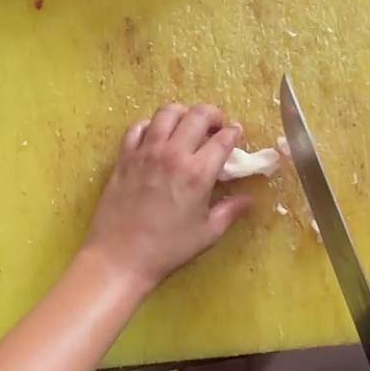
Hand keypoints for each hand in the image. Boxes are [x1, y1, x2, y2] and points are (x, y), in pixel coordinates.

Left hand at [80, 103, 251, 291]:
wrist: (120, 258)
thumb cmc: (167, 250)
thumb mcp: (207, 234)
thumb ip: (230, 211)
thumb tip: (249, 200)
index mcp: (198, 173)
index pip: (222, 139)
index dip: (233, 132)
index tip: (235, 133)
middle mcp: (173, 154)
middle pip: (198, 115)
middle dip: (213, 115)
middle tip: (215, 126)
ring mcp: (146, 152)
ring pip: (167, 112)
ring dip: (182, 114)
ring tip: (186, 125)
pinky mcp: (125, 157)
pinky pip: (138, 127)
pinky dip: (150, 126)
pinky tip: (156, 137)